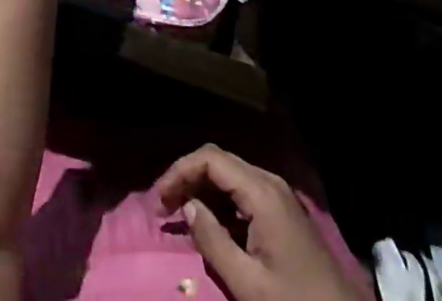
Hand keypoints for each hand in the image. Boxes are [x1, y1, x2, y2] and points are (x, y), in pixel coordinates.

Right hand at [156, 145, 358, 300]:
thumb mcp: (247, 282)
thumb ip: (211, 240)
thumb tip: (187, 206)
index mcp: (261, 193)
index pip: (209, 159)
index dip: (178, 172)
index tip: (158, 201)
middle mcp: (270, 183)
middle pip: (218, 160)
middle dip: (186, 177)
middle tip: (163, 206)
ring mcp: (279, 196)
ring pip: (229, 174)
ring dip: (201, 187)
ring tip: (178, 212)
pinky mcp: (283, 212)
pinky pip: (243, 191)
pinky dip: (219, 199)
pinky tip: (208, 222)